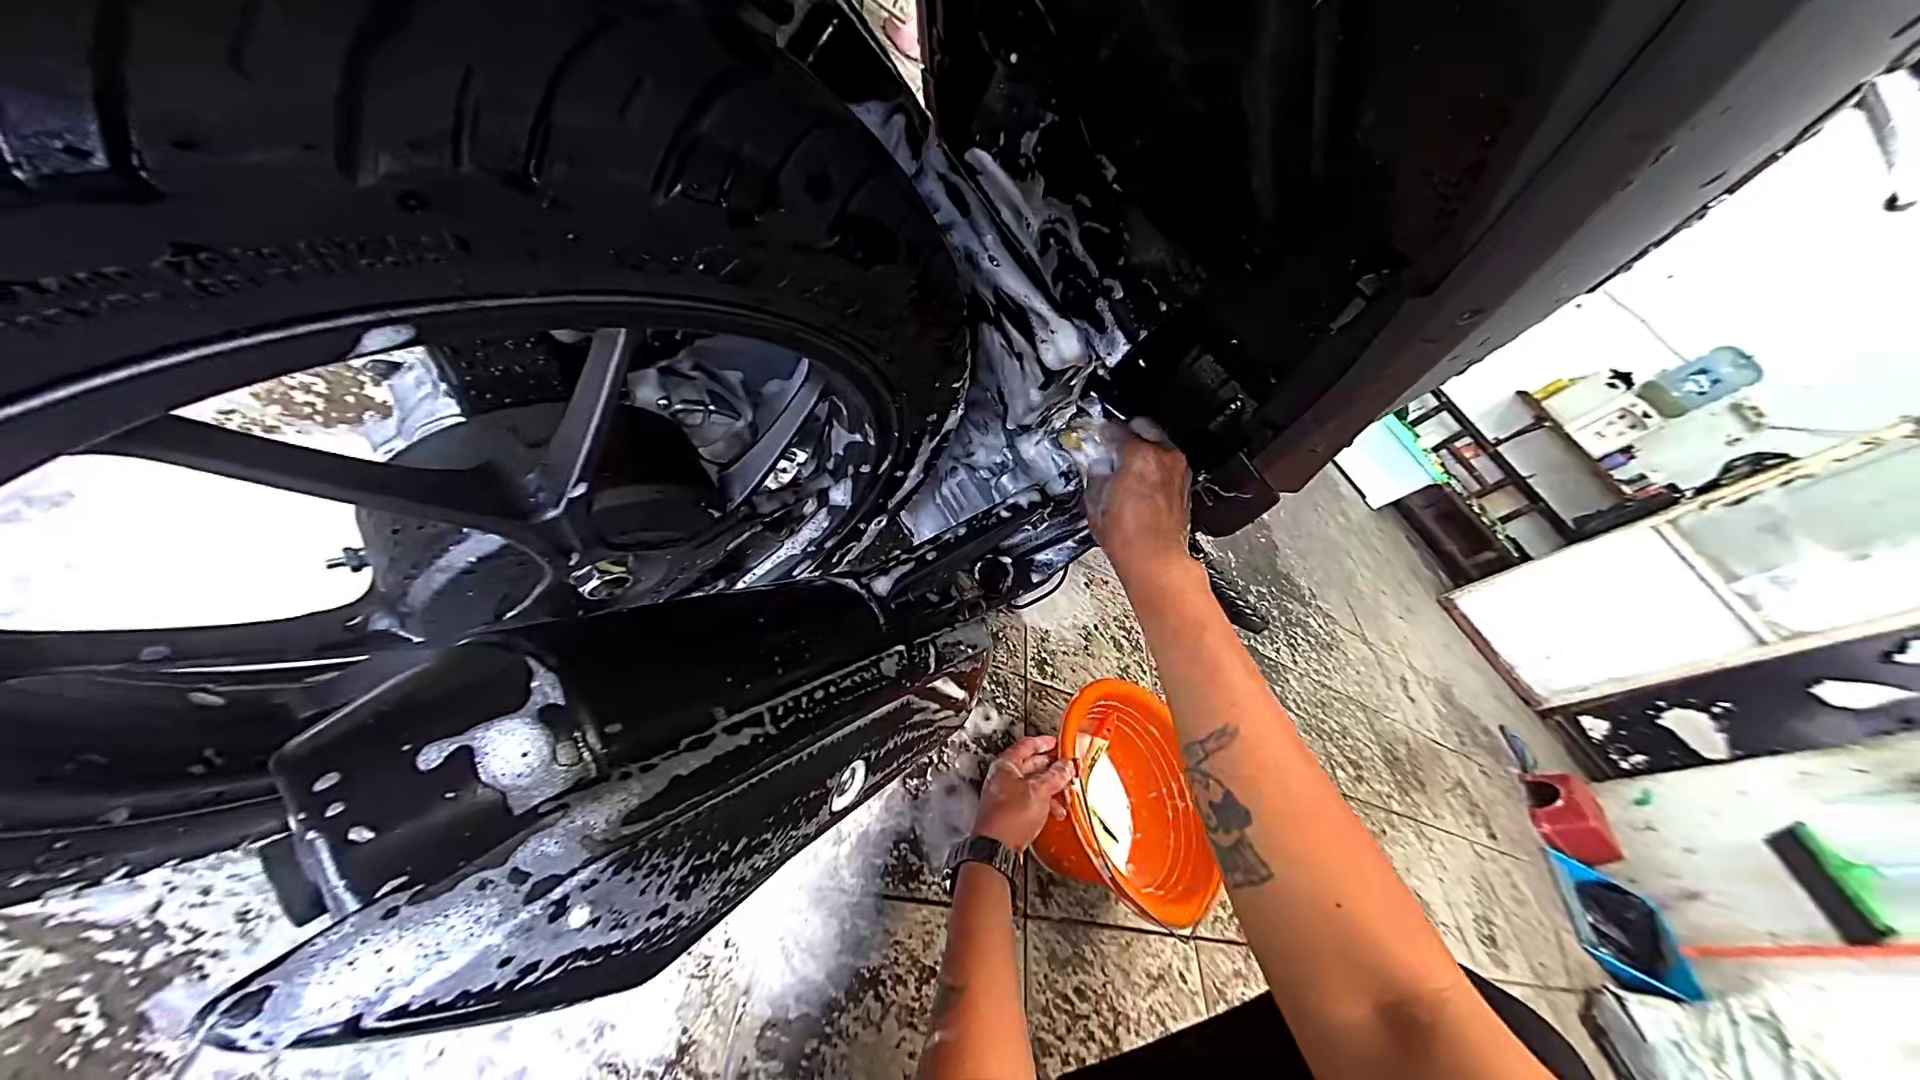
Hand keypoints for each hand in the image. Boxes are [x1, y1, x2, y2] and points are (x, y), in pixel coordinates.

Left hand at [971, 735, 1072, 850]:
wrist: (997, 849)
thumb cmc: (1010, 817)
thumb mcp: (1039, 791)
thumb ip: (1054, 776)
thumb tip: (1065, 766)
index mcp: (1006, 766)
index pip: (1026, 745)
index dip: (1043, 742)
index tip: (1055, 742)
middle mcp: (1003, 778)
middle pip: (1031, 765)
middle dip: (1051, 768)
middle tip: (1067, 769)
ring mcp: (1005, 796)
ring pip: (1033, 785)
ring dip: (1051, 788)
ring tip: (1066, 794)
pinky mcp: (1010, 813)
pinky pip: (1031, 802)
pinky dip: (1045, 804)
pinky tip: (1056, 812)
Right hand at [1081, 426, 1192, 579]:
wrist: (1155, 559)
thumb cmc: (1128, 537)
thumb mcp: (1095, 501)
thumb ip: (1095, 473)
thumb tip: (1097, 465)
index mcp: (1140, 455)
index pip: (1116, 429)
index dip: (1101, 432)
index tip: (1095, 437)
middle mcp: (1164, 456)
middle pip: (1144, 426)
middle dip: (1125, 432)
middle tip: (1110, 444)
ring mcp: (1178, 469)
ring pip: (1159, 442)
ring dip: (1142, 447)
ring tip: (1124, 464)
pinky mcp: (1184, 484)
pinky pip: (1167, 461)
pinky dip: (1154, 463)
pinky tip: (1139, 479)